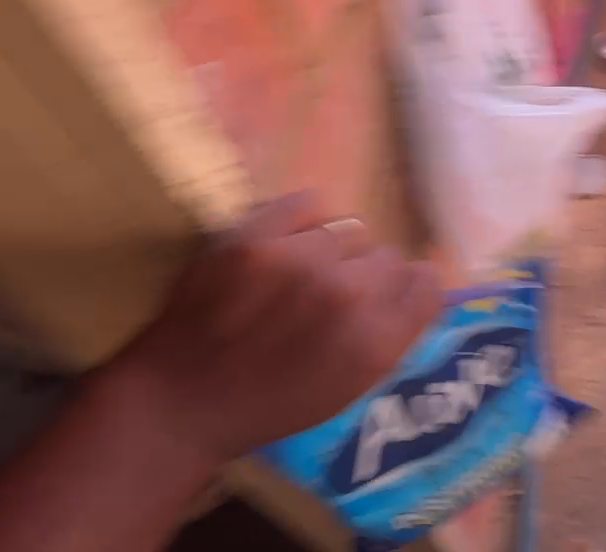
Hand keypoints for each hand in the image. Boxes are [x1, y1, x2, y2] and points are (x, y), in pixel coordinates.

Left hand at [97, 190, 441, 468]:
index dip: (407, 289)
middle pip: (388, 257)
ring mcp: (299, 260)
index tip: (387, 297)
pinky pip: (310, 202)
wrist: (180, 399)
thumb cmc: (267, 404)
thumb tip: (413, 284)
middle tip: (329, 299)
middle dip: (366, 277)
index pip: (426, 283)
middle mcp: (346, 295)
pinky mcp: (256, 234)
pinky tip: (283, 246)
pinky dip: (302, 221)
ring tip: (296, 278)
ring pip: (348, 231)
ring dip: (331, 252)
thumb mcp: (344, 390)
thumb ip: (386, 335)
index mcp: (373, 344)